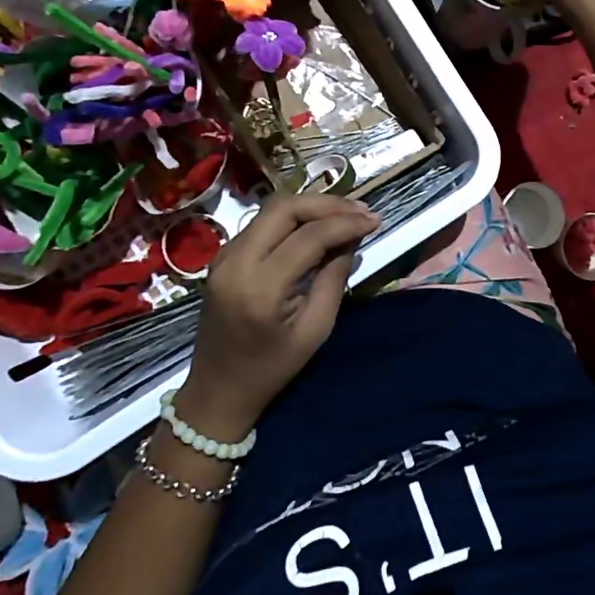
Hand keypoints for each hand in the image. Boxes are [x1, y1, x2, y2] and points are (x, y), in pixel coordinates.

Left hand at [176, 195, 378, 434]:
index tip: (375, 220)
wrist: (218, 390)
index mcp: (260, 287)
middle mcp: (236, 261)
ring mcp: (224, 256)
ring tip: (346, 214)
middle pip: (285, 208)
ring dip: (311, 207)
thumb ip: (334, 278)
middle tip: (361, 210)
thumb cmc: (272, 368)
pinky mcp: (223, 257)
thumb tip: (351, 238)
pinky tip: (318, 226)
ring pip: (271, 210)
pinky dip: (293, 219)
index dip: (346, 223)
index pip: (309, 236)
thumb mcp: (316, 329)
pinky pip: (261, 224)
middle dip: (327, 204)